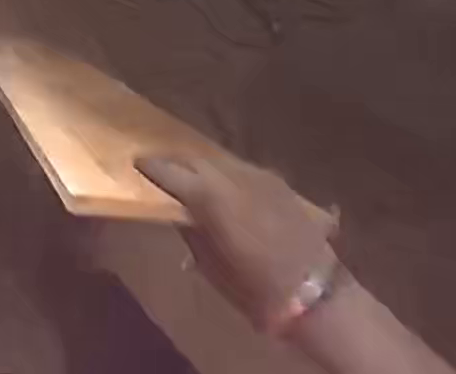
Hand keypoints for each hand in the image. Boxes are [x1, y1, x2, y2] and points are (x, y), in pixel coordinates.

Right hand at [136, 151, 337, 329]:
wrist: (319, 296)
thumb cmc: (258, 290)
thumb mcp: (213, 267)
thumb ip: (192, 233)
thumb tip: (179, 213)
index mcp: (210, 197)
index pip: (171, 172)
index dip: (151, 166)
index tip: (135, 162)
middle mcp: (229, 176)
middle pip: (193, 159)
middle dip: (174, 161)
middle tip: (158, 167)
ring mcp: (255, 174)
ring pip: (216, 159)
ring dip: (199, 165)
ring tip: (189, 174)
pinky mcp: (274, 180)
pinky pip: (238, 167)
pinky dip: (224, 172)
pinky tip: (223, 185)